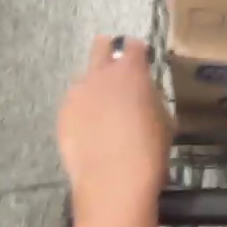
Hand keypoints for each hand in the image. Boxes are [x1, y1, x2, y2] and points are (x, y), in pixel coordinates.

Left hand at [58, 36, 171, 219]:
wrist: (113, 180)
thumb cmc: (149, 151)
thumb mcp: (163, 119)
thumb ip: (149, 98)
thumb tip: (142, 95)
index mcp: (130, 71)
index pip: (132, 46)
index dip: (138, 52)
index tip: (142, 61)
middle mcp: (100, 74)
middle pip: (100, 46)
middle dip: (108, 52)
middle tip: (117, 72)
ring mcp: (77, 93)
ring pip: (85, 80)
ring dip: (94, 88)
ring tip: (104, 115)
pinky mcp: (63, 114)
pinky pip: (74, 105)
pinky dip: (83, 112)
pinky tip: (92, 133)